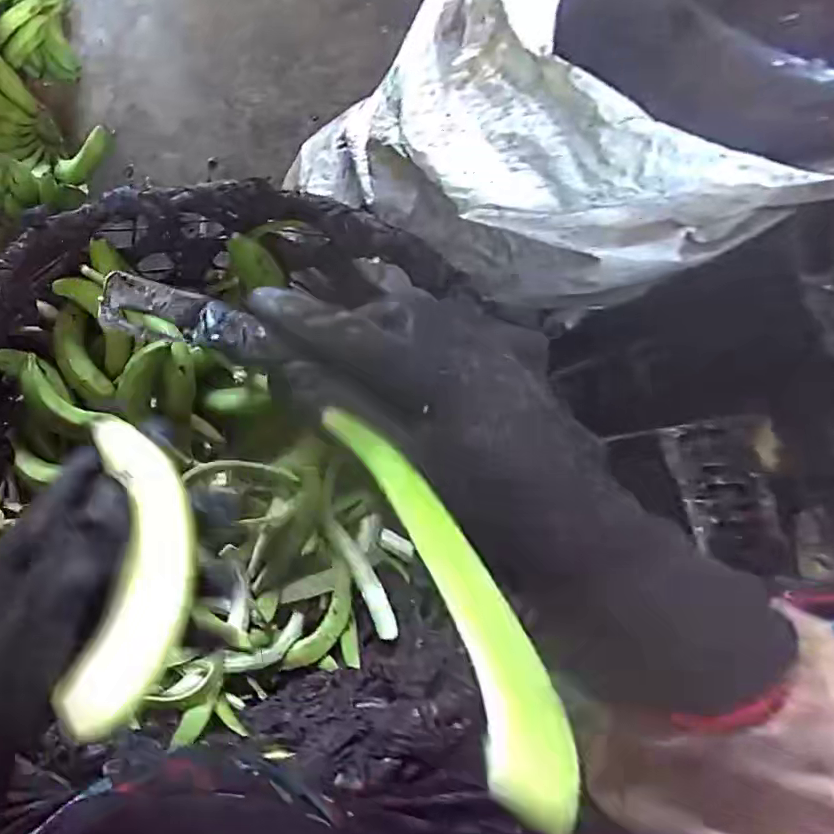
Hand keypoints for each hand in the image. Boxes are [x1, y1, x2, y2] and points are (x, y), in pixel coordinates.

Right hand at [249, 287, 794, 717]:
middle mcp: (467, 341)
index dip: (299, 316)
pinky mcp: (511, 357)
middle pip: (384, 310)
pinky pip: (448, 323)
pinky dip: (411, 323)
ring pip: (418, 309)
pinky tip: (401, 337)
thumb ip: (342, 407)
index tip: (255, 298)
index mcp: (436, 370)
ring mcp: (495, 345)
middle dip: (333, 311)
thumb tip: (285, 367)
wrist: (578, 534)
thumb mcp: (399, 463)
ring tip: (337, 325)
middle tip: (292, 321)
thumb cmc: (479, 508)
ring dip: (370, 313)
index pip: (349, 332)